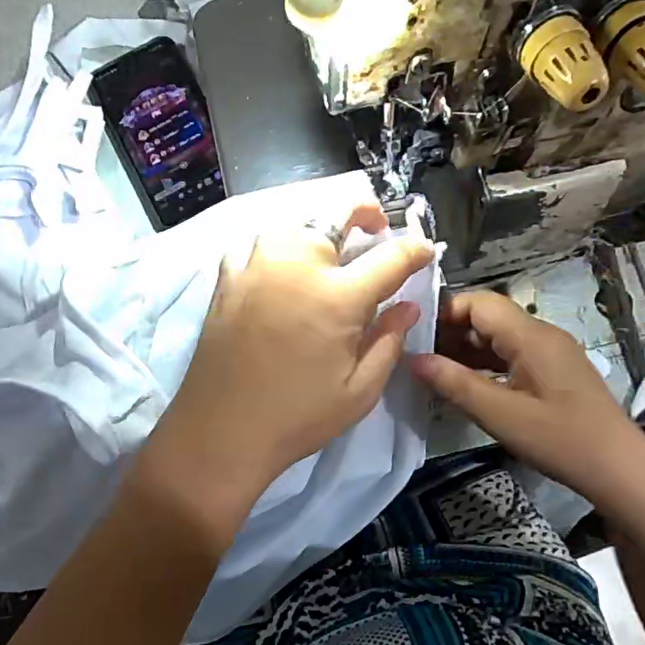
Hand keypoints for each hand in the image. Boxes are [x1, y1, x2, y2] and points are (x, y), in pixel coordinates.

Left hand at [139, 204, 433, 531]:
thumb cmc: (296, 418)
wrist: (219, 431)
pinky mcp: (227, 278)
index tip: (426, 250)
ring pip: (294, 223)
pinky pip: (258, 244)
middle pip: (337, 213)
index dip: (416, 249)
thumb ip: (388, 341)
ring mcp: (257, 267)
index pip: (391, 256)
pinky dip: (279, 247)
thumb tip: (407, 306)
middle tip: (376, 229)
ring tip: (329, 251)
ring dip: (319, 228)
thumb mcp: (359, 391)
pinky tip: (284, 270)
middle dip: (365, 212)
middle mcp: (297, 267)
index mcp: (338, 296)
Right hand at [409, 290, 644, 500]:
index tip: (414, 335)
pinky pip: (512, 356)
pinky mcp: (554, 372)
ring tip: (433, 373)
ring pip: (499, 338)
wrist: (618, 469)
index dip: (444, 312)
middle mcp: (542, 335)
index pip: (479, 303)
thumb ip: (455, 384)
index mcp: (531, 336)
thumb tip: (413, 360)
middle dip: (451, 333)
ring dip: (466, 351)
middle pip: (488, 318)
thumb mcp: (500, 414)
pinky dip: (486, 365)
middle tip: (417, 357)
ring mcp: (550, 354)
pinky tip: (465, 386)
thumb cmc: (559, 439)